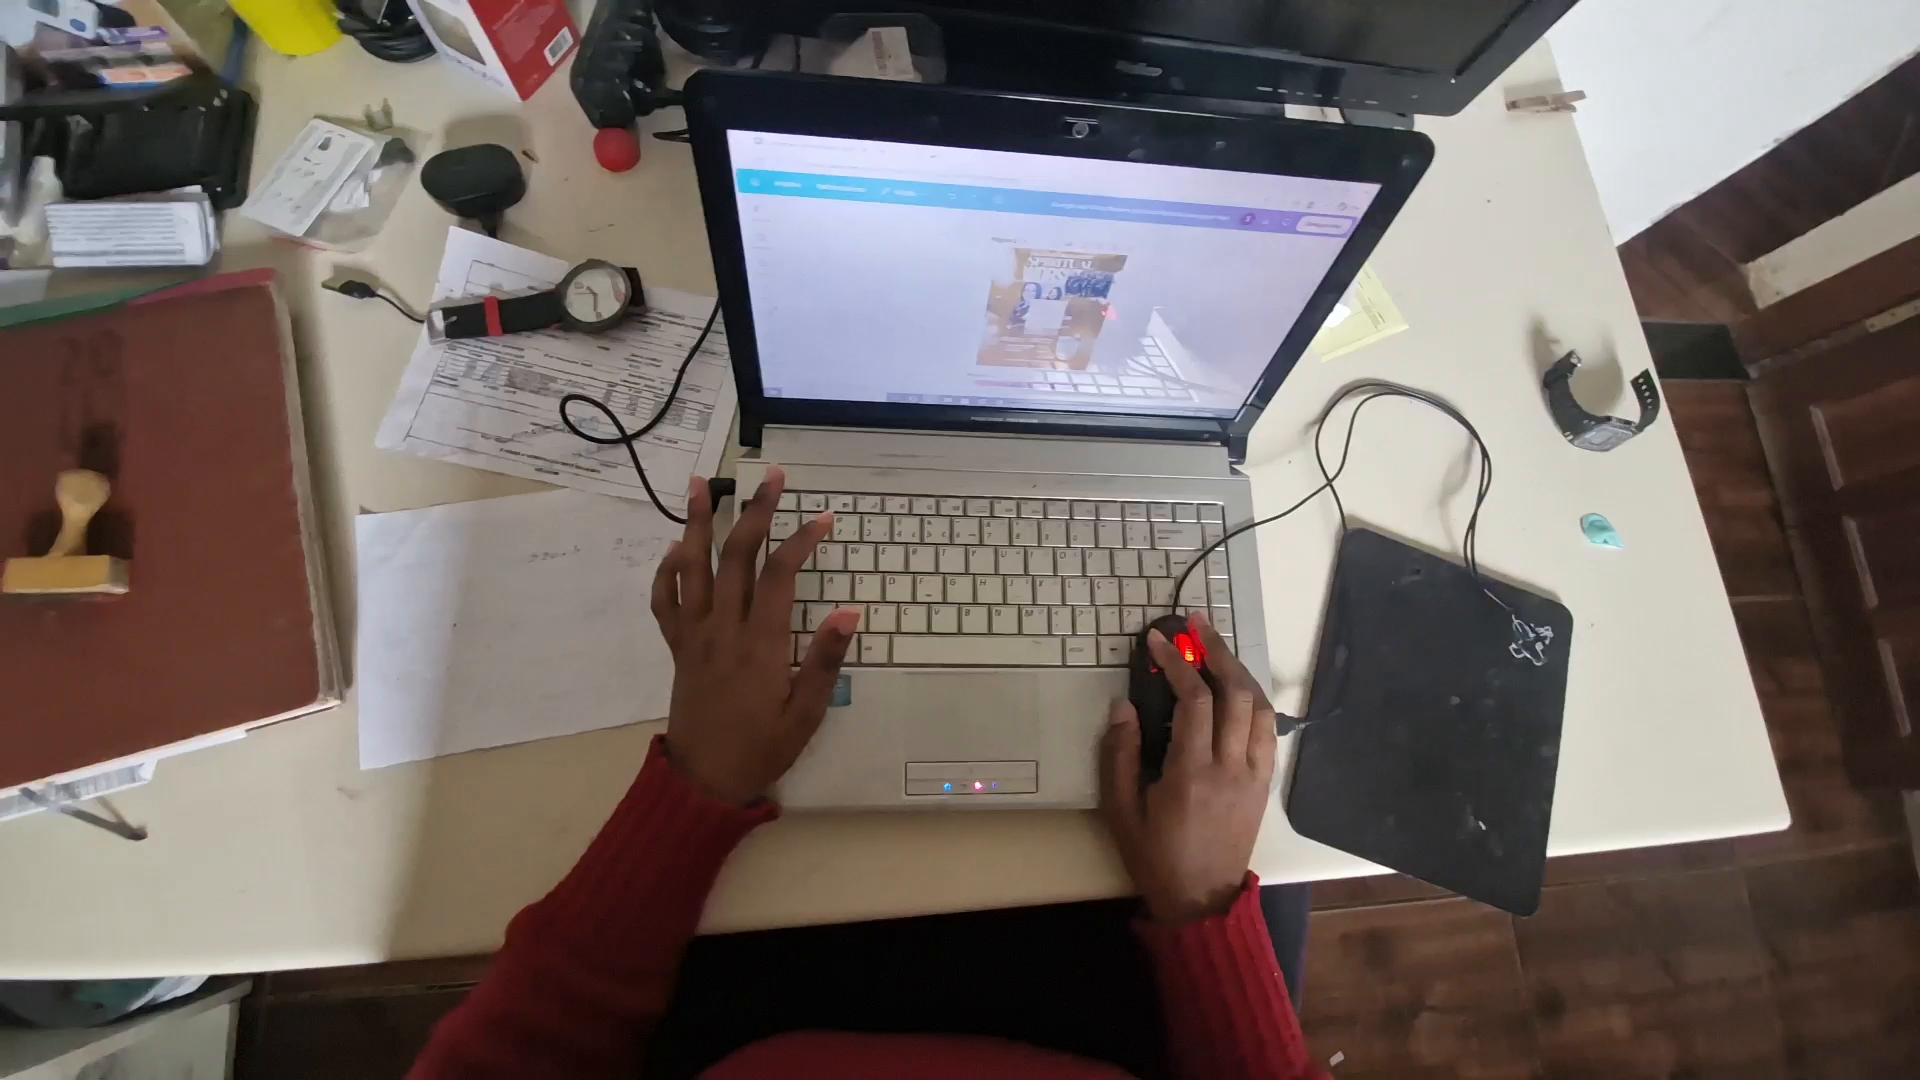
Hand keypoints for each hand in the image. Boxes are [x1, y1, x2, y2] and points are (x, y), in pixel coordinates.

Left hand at [652, 467, 859, 803]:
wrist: (704, 782)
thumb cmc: (762, 747)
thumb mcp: (805, 713)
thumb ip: (824, 660)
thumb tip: (849, 611)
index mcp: (759, 643)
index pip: (779, 575)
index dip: (801, 541)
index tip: (823, 518)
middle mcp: (722, 628)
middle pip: (735, 556)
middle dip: (754, 512)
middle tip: (771, 478)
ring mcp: (694, 635)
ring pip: (692, 568)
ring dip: (695, 523)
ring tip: (700, 485)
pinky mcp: (678, 647)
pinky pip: (664, 602)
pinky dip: (666, 572)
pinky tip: (673, 549)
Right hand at [1101, 611, 1276, 923]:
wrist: (1203, 902)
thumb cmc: (1155, 855)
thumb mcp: (1121, 809)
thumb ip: (1120, 754)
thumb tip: (1123, 705)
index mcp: (1193, 772)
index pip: (1195, 699)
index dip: (1178, 661)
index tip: (1158, 638)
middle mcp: (1232, 766)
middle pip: (1237, 693)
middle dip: (1217, 650)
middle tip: (1197, 622)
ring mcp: (1255, 774)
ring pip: (1260, 707)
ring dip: (1240, 671)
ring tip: (1217, 648)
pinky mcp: (1264, 784)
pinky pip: (1268, 730)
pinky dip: (1254, 700)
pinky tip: (1236, 689)